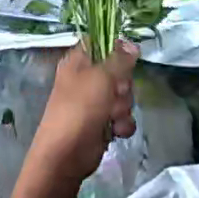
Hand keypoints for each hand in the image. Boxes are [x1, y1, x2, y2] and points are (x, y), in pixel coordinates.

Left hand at [31, 41, 138, 179]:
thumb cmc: (79, 108)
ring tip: (112, 116)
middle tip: (115, 93)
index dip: (116, 49)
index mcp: (78, 61)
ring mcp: (95, 100)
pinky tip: (116, 131)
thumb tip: (132, 44)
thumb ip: (119, 59)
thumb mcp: (101, 77)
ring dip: (123, 108)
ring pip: (124, 95)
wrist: (66, 154)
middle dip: (123, 86)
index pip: (100, 43)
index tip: (126, 59)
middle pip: (118, 70)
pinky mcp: (103, 121)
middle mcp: (87, 78)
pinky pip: (123, 116)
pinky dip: (122, 124)